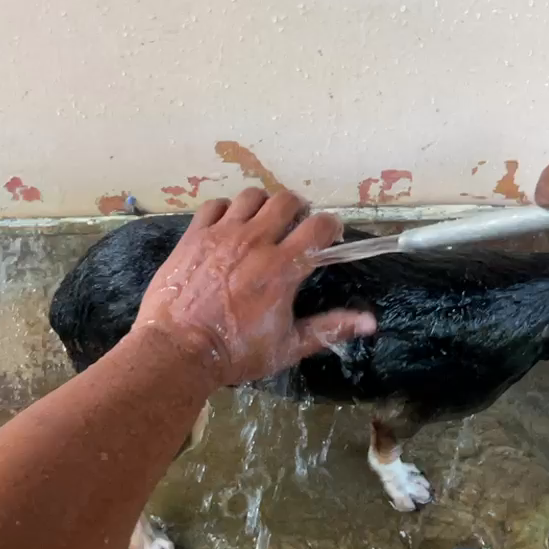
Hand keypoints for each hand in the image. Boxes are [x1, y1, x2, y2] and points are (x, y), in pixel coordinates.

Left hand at [134, 189, 376, 385]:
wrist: (177, 351)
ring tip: (262, 223)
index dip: (331, 226)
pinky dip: (227, 210)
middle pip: (287, 201)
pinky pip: (216, 205)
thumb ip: (330, 328)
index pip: (319, 227)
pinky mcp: (194, 235)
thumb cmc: (236, 353)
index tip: (330, 237)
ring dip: (264, 205)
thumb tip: (371, 321)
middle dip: (299, 209)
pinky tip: (228, 228)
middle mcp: (255, 241)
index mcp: (283, 267)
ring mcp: (222, 234)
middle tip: (296, 227)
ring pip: (252, 196)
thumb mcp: (288, 347)